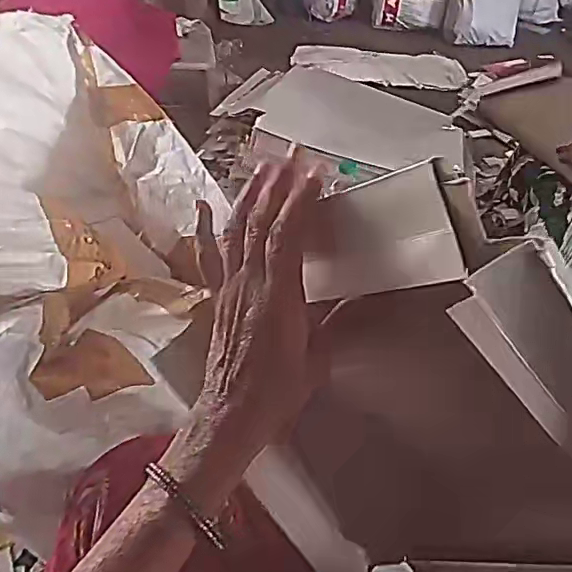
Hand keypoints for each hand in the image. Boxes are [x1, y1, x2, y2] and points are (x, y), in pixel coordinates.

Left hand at [166, 155, 323, 499]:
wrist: (229, 416)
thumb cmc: (277, 392)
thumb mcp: (319, 358)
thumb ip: (340, 321)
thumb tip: (366, 295)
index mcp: (277, 298)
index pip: (287, 237)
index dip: (300, 202)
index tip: (315, 175)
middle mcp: (248, 285)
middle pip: (259, 223)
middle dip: (276, 185)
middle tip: (292, 156)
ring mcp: (229, 288)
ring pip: (235, 231)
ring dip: (250, 195)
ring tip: (263, 167)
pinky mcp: (218, 296)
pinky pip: (212, 254)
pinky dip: (209, 226)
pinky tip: (205, 205)